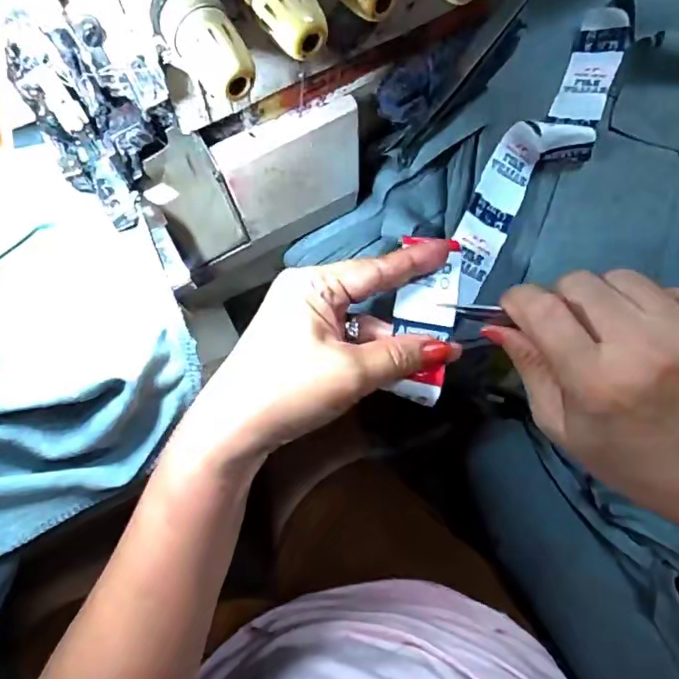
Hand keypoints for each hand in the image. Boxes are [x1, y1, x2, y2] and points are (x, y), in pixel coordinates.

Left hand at [180, 241, 462, 461]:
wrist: (232, 430)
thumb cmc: (289, 389)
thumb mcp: (352, 372)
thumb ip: (402, 356)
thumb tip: (445, 347)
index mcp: (313, 285)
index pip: (375, 268)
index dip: (415, 261)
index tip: (446, 249)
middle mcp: (305, 293)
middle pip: (368, 296)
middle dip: (405, 311)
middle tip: (444, 310)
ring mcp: (299, 318)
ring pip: (358, 323)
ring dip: (388, 341)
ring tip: (425, 360)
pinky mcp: (297, 343)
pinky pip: (344, 339)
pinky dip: (368, 353)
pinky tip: (391, 369)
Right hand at [483, 269, 678, 531]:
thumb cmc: (629, 460)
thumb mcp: (563, 427)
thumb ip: (531, 370)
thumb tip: (500, 324)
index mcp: (597, 381)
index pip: (543, 309)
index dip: (520, 300)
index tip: (517, 308)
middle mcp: (643, 347)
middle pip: (580, 282)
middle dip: (562, 297)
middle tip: (570, 325)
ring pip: (624, 277)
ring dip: (607, 297)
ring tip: (616, 329)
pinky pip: (669, 290)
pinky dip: (652, 307)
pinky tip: (658, 338)